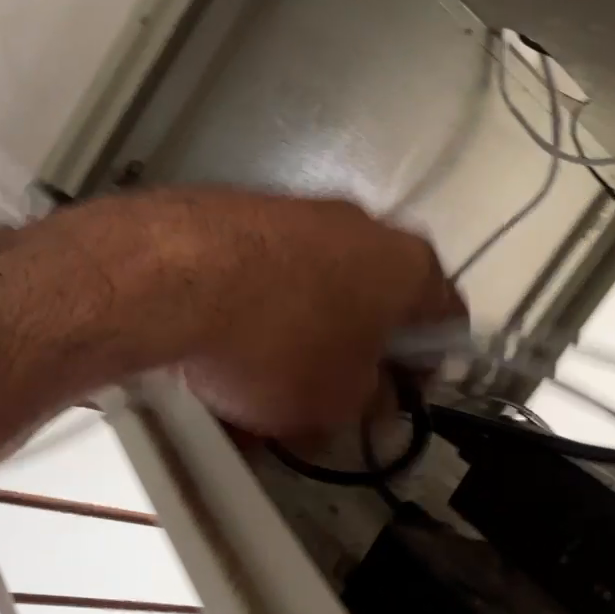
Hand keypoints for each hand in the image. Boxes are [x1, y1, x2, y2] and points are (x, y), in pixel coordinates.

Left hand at [1, 187, 461, 435]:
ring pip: (303, 289)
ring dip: (287, 336)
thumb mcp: (337, 401)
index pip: (444, 320)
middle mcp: (355, 223)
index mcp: (406, 262)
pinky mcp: (230, 210)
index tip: (393, 403)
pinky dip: (242, 313)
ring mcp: (290, 210)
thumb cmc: (278, 341)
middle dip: (344, 353)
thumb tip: (369, 393)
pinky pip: (253, 275)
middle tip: (320, 400)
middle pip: (366, 300)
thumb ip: (367, 400)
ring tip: (250, 390)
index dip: (424, 370)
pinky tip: (211, 358)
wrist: (170, 272)